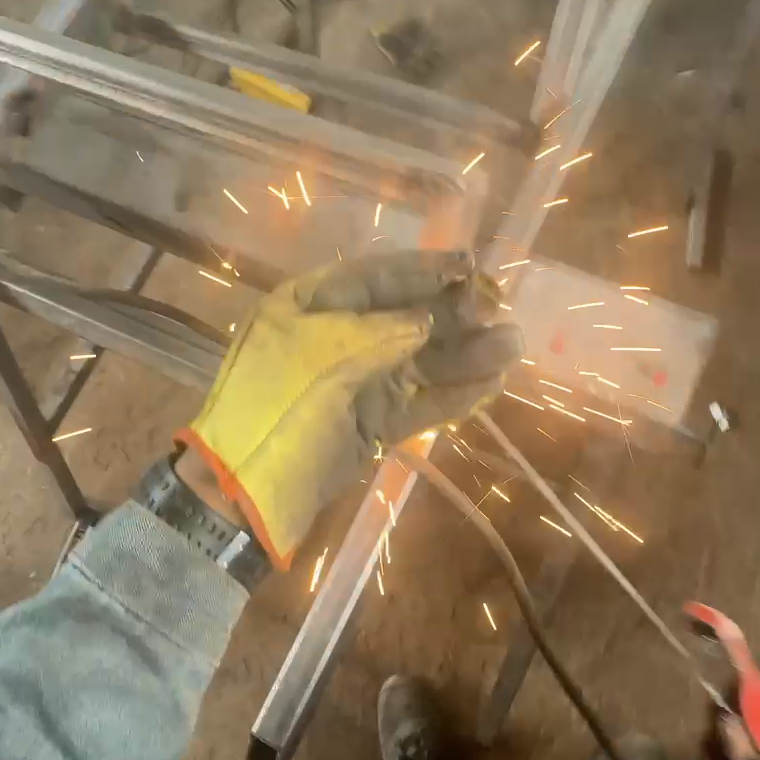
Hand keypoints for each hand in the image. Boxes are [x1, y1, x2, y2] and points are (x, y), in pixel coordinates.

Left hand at [176, 251, 520, 565]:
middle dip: (454, 314)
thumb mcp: (328, 353)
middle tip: (502, 310)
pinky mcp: (369, 426)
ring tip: (514, 347)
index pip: (375, 278)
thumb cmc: (278, 407)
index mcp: (308, 307)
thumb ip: (385, 330)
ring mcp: (353, 386)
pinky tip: (491, 384)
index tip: (470, 266)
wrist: (244, 493)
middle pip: (404, 319)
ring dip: (465, 355)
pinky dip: (452, 396)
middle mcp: (333, 339)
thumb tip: (431, 319)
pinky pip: (417, 404)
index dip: (424, 270)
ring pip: (418, 364)